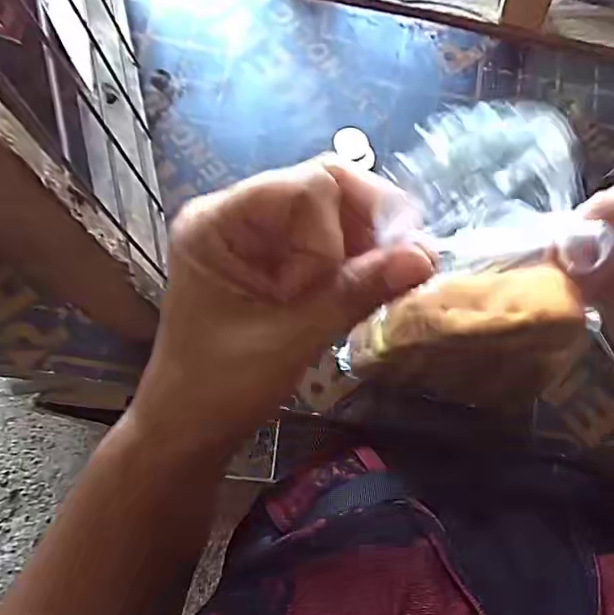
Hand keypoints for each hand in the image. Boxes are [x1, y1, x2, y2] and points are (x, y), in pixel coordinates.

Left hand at [129, 158, 436, 459]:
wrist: (189, 428)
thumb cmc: (221, 388)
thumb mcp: (291, 340)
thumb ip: (354, 294)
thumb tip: (425, 257)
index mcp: (219, 223)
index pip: (307, 186)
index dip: (348, 225)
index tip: (362, 275)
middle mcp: (237, 216)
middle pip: (323, 189)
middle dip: (369, 226)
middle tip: (403, 267)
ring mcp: (256, 240)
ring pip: (332, 215)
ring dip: (368, 246)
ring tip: (386, 285)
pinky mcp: (273, 264)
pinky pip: (327, 245)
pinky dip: (355, 264)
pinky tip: (370, 289)